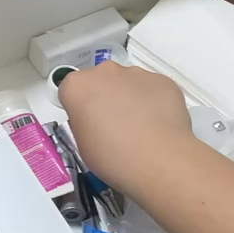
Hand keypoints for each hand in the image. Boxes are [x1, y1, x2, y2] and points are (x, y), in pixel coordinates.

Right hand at [59, 61, 196, 195]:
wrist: (159, 160)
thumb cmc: (112, 157)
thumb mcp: (82, 145)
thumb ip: (84, 122)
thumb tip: (96, 121)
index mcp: (77, 86)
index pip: (70, 90)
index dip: (79, 108)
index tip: (88, 124)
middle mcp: (105, 72)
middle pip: (100, 81)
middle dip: (104, 97)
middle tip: (114, 126)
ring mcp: (136, 73)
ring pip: (128, 83)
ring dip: (129, 98)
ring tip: (140, 128)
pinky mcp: (163, 80)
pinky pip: (152, 89)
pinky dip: (153, 102)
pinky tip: (158, 125)